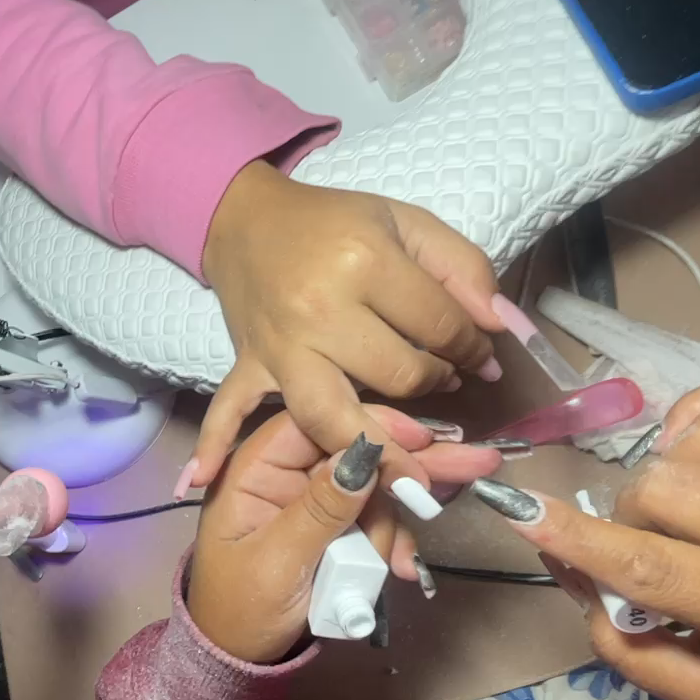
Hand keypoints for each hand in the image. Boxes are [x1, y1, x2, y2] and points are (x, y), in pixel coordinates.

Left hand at [188, 407, 500, 663]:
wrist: (240, 654)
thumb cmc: (241, 607)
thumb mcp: (277, 562)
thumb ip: (319, 510)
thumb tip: (362, 456)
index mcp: (255, 469)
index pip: (314, 424)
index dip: (367, 424)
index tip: (419, 437)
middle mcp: (286, 473)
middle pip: (354, 451)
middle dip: (408, 464)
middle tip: (475, 461)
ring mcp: (313, 499)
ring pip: (372, 488)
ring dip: (395, 523)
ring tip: (397, 563)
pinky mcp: (334, 525)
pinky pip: (374, 520)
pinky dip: (390, 542)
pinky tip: (398, 568)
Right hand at [192, 161, 504, 496]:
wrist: (248, 220)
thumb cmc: (334, 224)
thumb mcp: (406, 223)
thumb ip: (462, 268)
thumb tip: (499, 328)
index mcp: (364, 263)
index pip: (440, 325)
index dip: (473, 345)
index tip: (478, 355)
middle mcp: (319, 311)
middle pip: (397, 376)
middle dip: (435, 384)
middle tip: (445, 383)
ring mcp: (278, 347)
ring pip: (331, 414)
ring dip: (376, 447)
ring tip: (410, 474)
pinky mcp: (247, 366)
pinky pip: (227, 410)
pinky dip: (214, 446)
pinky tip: (199, 479)